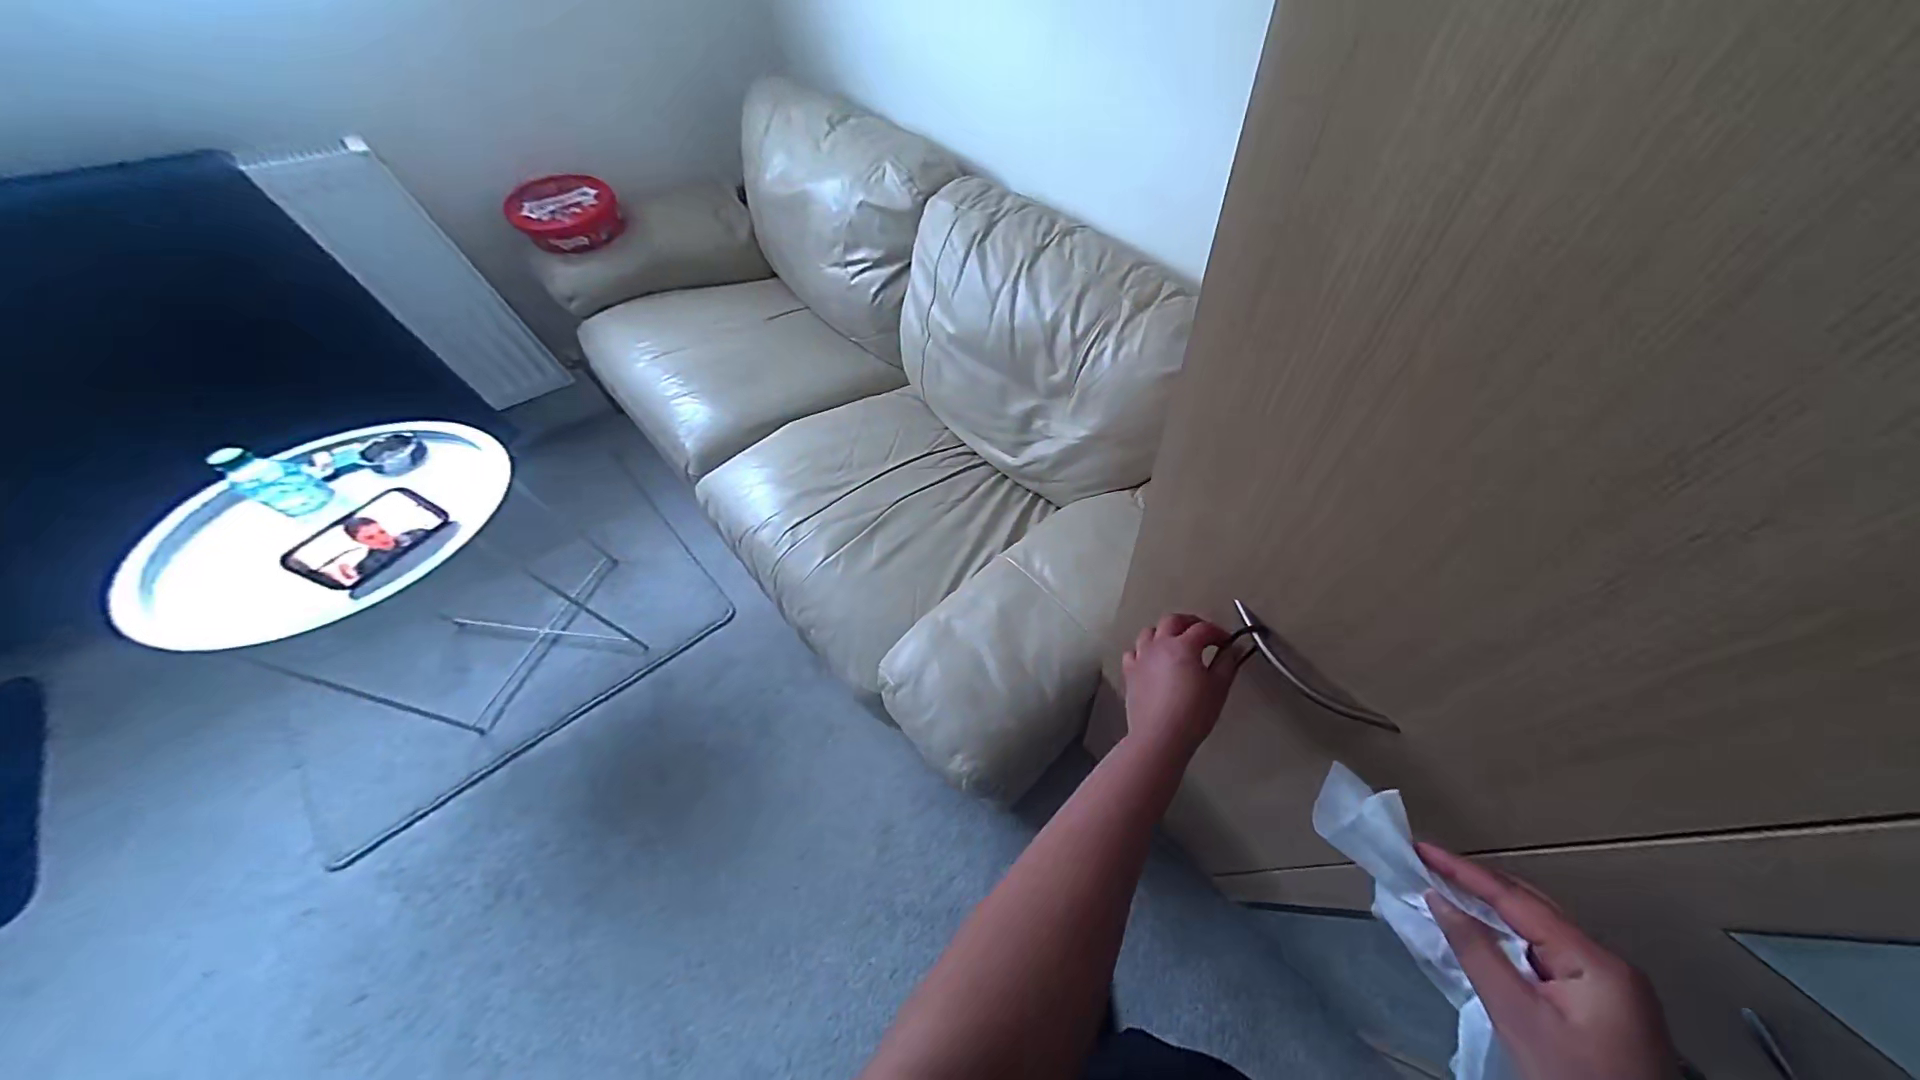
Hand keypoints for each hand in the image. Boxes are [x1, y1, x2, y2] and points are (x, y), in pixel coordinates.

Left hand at [1120, 614, 1242, 754]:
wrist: (1160, 735)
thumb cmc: (1194, 712)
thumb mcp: (1218, 687)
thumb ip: (1227, 663)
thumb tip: (1233, 648)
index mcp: (1183, 646)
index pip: (1203, 629)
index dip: (1218, 632)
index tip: (1227, 643)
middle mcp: (1158, 644)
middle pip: (1172, 620)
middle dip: (1190, 623)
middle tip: (1203, 634)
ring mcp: (1140, 657)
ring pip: (1149, 632)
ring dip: (1164, 632)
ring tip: (1176, 644)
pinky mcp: (1129, 672)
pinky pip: (1134, 651)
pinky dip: (1144, 651)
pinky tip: (1152, 661)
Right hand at [1418, 842, 1682, 1079]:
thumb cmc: (1574, 1079)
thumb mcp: (1517, 1016)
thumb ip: (1476, 951)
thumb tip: (1439, 899)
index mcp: (1596, 962)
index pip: (1516, 899)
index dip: (1464, 871)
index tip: (1422, 849)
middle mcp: (1610, 965)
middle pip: (1533, 907)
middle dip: (1479, 884)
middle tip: (1429, 864)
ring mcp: (1613, 986)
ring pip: (1540, 929)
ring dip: (1493, 909)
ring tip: (1448, 890)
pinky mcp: (1606, 1006)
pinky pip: (1549, 953)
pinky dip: (1511, 937)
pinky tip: (1485, 934)